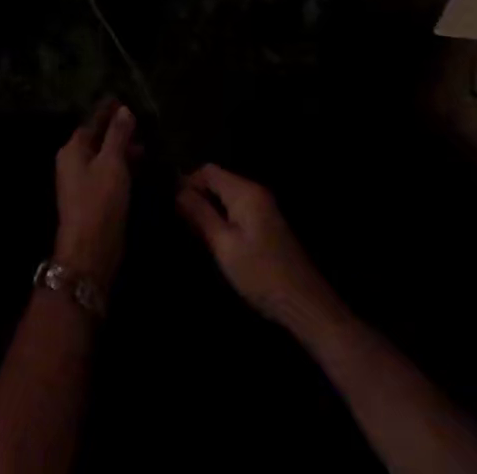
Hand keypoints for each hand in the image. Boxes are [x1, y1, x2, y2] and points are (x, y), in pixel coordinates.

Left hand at [53, 100, 137, 285]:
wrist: (90, 249)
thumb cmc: (99, 201)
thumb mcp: (112, 163)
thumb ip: (118, 135)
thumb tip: (124, 110)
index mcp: (73, 148)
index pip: (91, 121)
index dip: (107, 110)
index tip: (121, 98)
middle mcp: (73, 161)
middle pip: (95, 137)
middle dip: (115, 129)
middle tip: (137, 120)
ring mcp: (81, 180)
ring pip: (102, 155)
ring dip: (120, 147)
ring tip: (143, 141)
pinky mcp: (92, 197)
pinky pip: (106, 171)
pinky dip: (120, 165)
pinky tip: (137, 165)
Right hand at [177, 165, 342, 336]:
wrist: (305, 304)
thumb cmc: (261, 274)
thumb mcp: (223, 245)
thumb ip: (200, 215)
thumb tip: (178, 192)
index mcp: (245, 192)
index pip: (208, 171)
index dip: (187, 183)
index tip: (171, 206)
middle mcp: (256, 192)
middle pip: (217, 181)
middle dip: (196, 196)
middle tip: (179, 222)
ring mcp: (264, 208)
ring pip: (225, 196)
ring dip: (208, 209)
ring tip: (192, 231)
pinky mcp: (267, 224)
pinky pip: (236, 209)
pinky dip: (222, 217)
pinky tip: (213, 238)